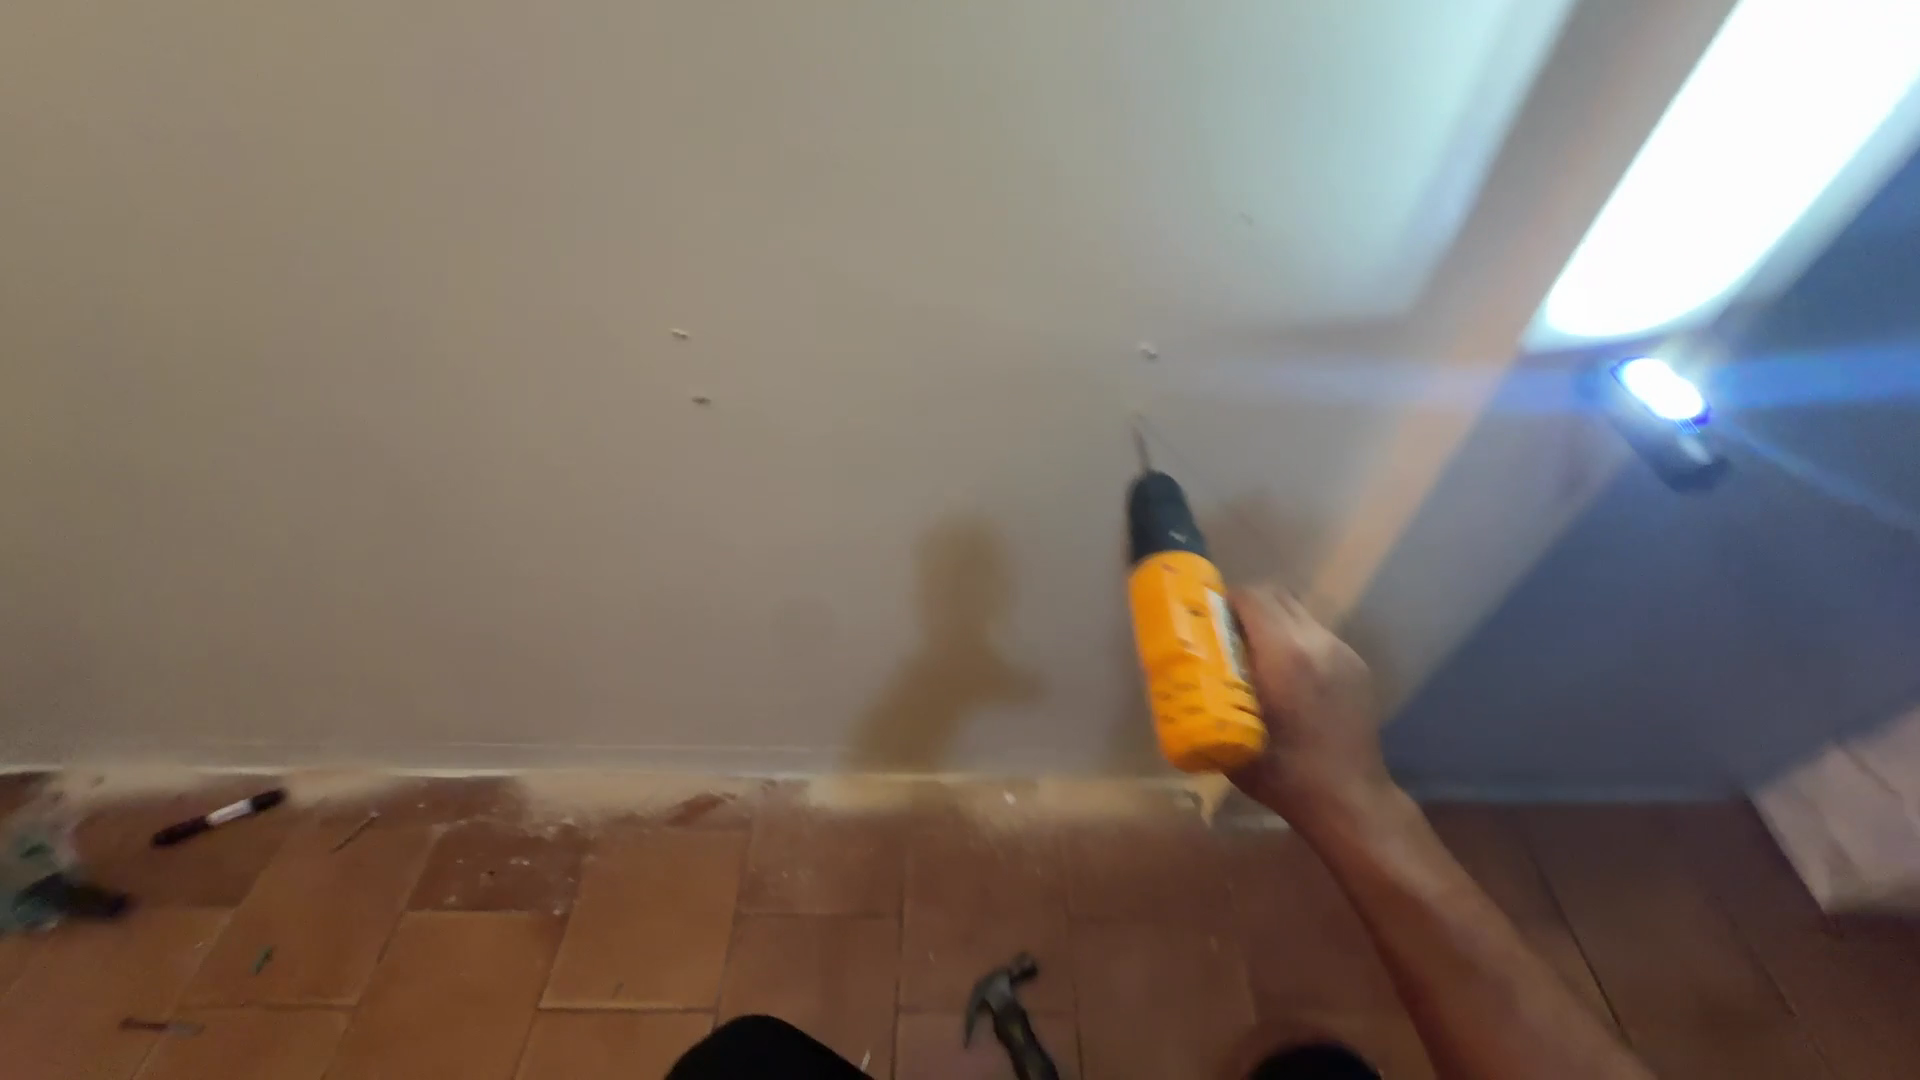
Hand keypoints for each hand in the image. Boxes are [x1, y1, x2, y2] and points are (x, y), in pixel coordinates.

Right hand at [1228, 584, 1393, 830]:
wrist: (1349, 800)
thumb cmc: (1283, 772)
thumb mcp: (1231, 734)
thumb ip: (1212, 696)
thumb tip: (1187, 676)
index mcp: (1285, 654)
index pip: (1253, 597)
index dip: (1225, 600)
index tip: (1208, 618)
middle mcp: (1317, 642)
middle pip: (1277, 595)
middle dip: (1247, 606)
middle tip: (1225, 633)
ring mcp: (1342, 652)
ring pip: (1299, 614)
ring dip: (1272, 624)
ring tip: (1254, 656)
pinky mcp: (1357, 667)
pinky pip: (1317, 636)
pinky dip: (1294, 642)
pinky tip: (1286, 677)